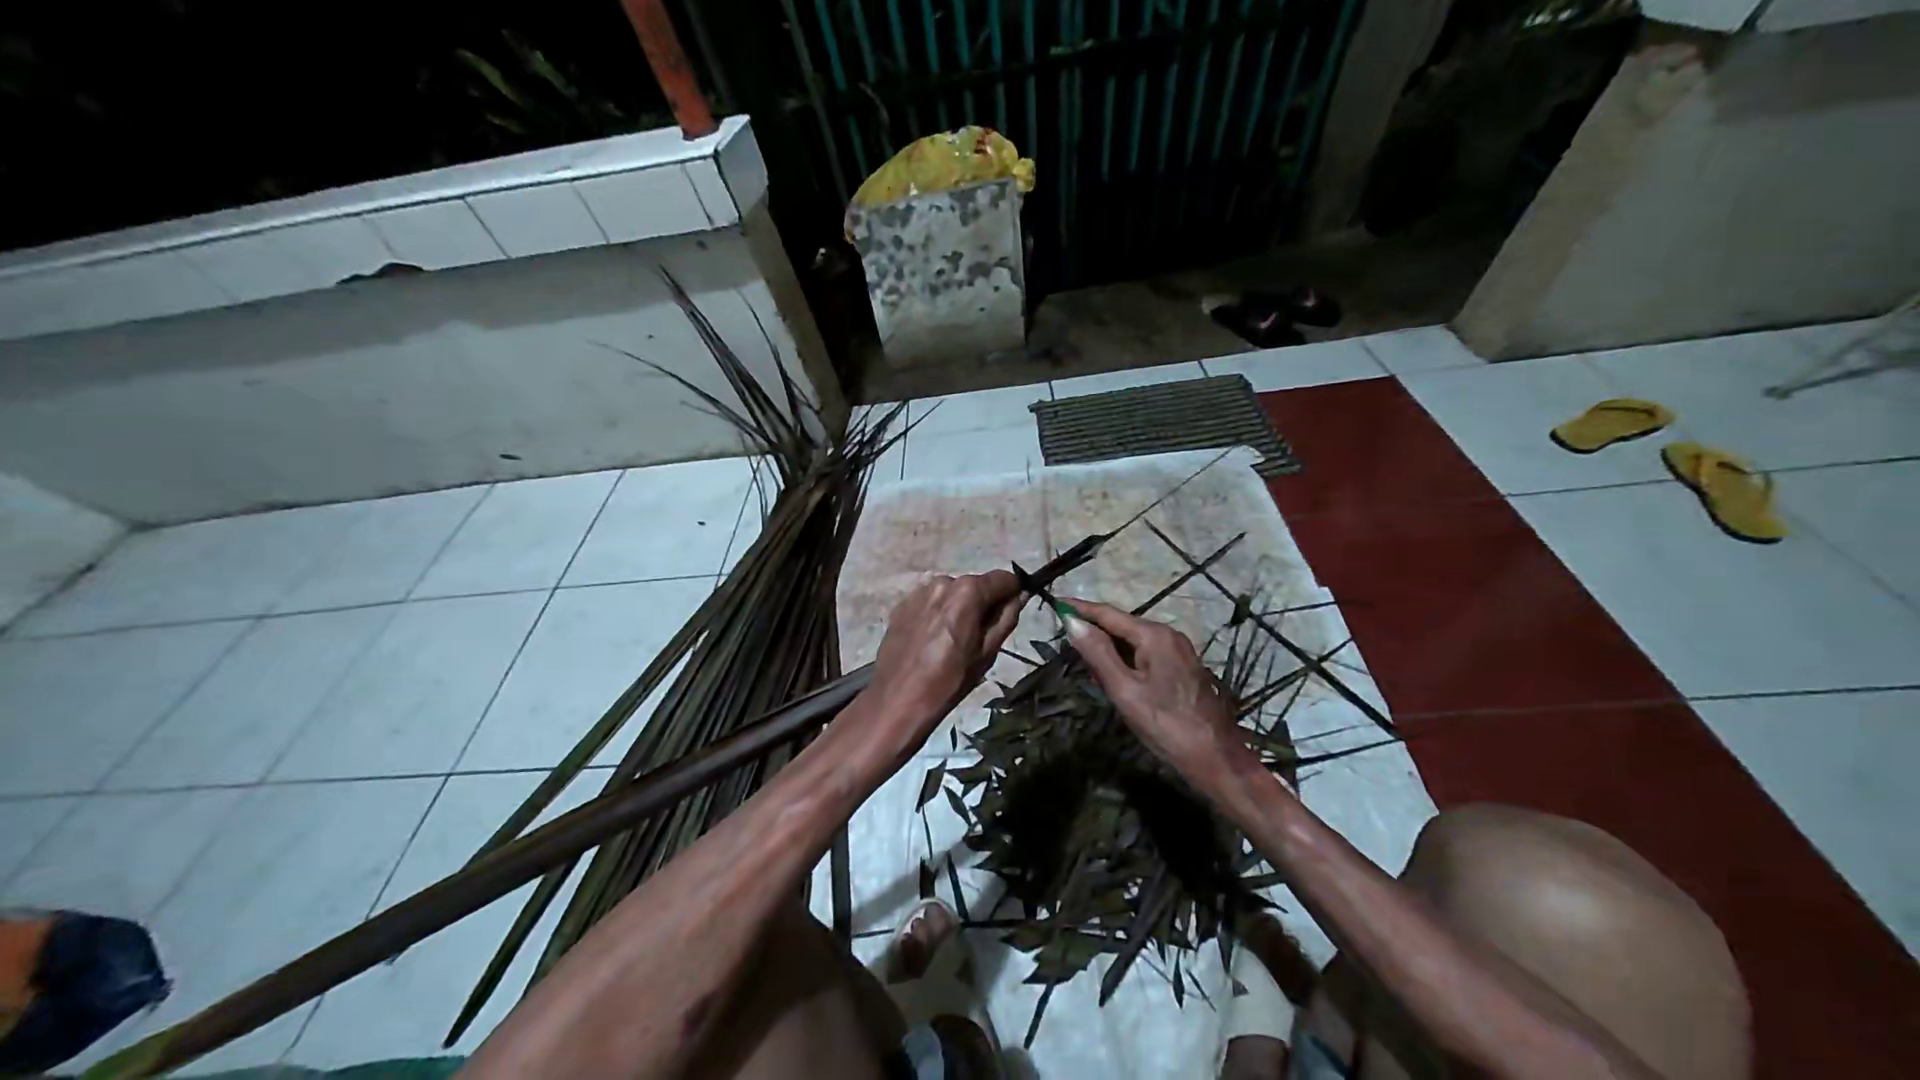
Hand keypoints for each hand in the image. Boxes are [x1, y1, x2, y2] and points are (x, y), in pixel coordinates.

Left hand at [864, 570, 1025, 748]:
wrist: (898, 698)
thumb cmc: (950, 679)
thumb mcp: (988, 652)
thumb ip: (1006, 618)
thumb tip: (1018, 597)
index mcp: (967, 591)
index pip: (1003, 578)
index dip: (1011, 594)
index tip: (1009, 613)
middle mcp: (942, 582)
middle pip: (975, 585)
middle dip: (982, 603)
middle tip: (978, 636)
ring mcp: (918, 592)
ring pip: (951, 593)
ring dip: (958, 608)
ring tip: (951, 640)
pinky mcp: (902, 605)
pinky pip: (930, 603)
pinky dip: (937, 614)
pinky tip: (930, 640)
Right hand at [1060, 598, 1239, 777]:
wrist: (1214, 756)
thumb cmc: (1165, 724)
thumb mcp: (1124, 689)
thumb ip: (1097, 653)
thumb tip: (1072, 622)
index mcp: (1154, 635)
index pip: (1108, 614)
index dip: (1080, 609)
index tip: (1056, 603)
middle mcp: (1169, 635)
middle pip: (1122, 625)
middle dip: (1094, 631)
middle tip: (1065, 642)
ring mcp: (1179, 651)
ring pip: (1134, 641)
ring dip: (1109, 648)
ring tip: (1086, 663)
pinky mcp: (1183, 667)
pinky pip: (1146, 653)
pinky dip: (1125, 659)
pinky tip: (1114, 676)